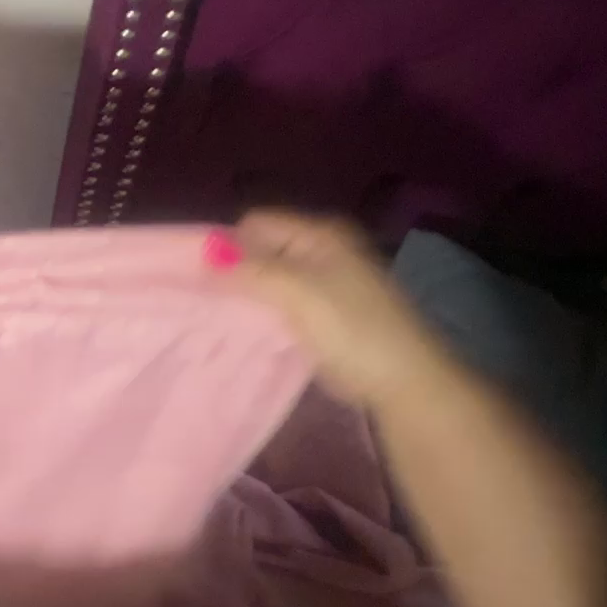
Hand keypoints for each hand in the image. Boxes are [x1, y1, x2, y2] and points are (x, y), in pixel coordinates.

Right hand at [207, 210, 452, 406]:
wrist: (405, 383)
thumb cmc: (353, 330)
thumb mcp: (298, 293)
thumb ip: (248, 270)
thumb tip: (201, 256)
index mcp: (319, 234)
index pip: (255, 223)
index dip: (228, 245)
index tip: (204, 277)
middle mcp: (321, 250)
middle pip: (260, 250)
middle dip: (233, 271)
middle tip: (208, 300)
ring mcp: (323, 282)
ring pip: (267, 278)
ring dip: (246, 295)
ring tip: (221, 317)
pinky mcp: (322, 312)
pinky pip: (278, 303)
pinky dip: (262, 313)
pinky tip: (247, 330)